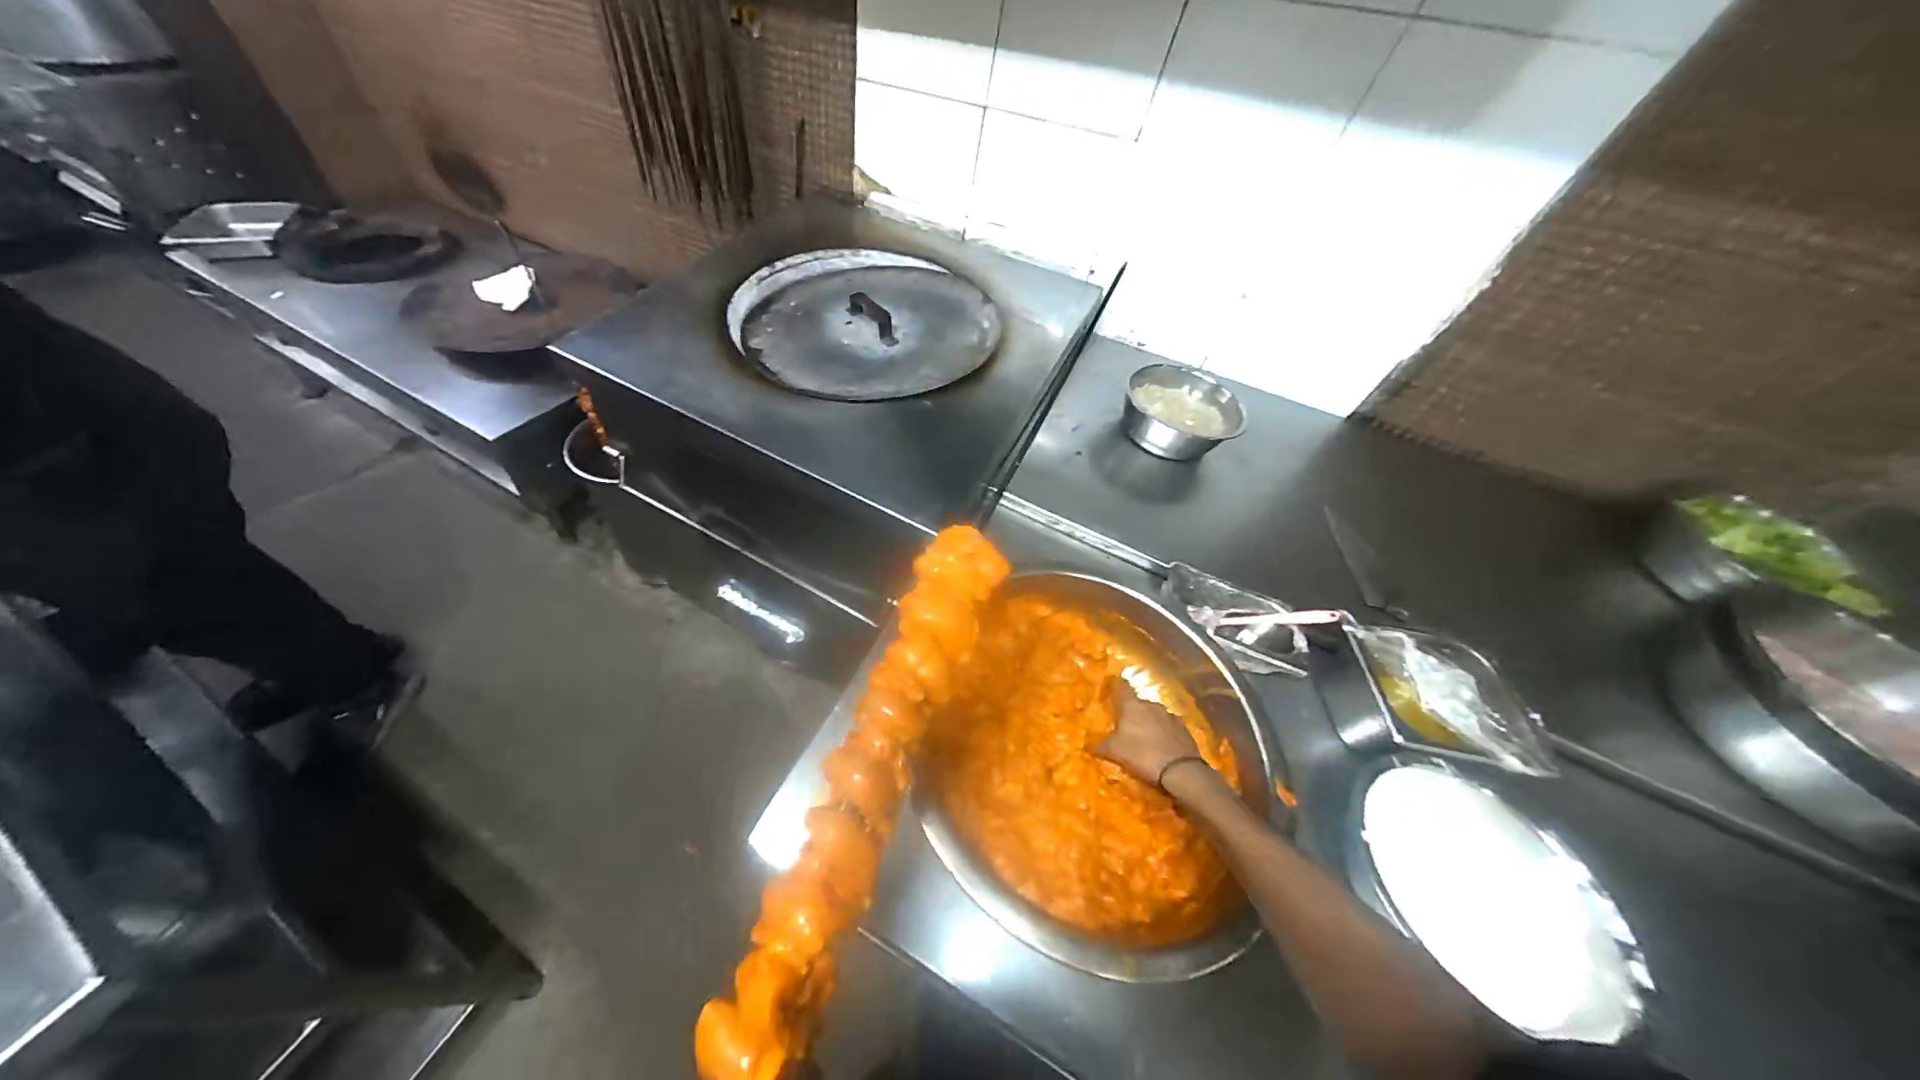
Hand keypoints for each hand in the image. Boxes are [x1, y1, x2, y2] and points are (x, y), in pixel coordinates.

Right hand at [1095, 678, 1200, 785]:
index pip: (1122, 686)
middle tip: (1125, 726)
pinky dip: (1163, 733)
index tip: (1112, 685)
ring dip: (1149, 723)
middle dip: (1132, 712)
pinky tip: (1161, 747)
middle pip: (1138, 703)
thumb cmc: (1142, 755)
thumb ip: (1101, 745)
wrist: (1181, 771)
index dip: (1116, 685)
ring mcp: (1170, 716)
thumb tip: (1092, 745)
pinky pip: (1168, 727)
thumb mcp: (1114, 752)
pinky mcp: (1184, 730)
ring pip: (1154, 715)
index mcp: (1132, 706)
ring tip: (1144, 739)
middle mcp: (1152, 705)